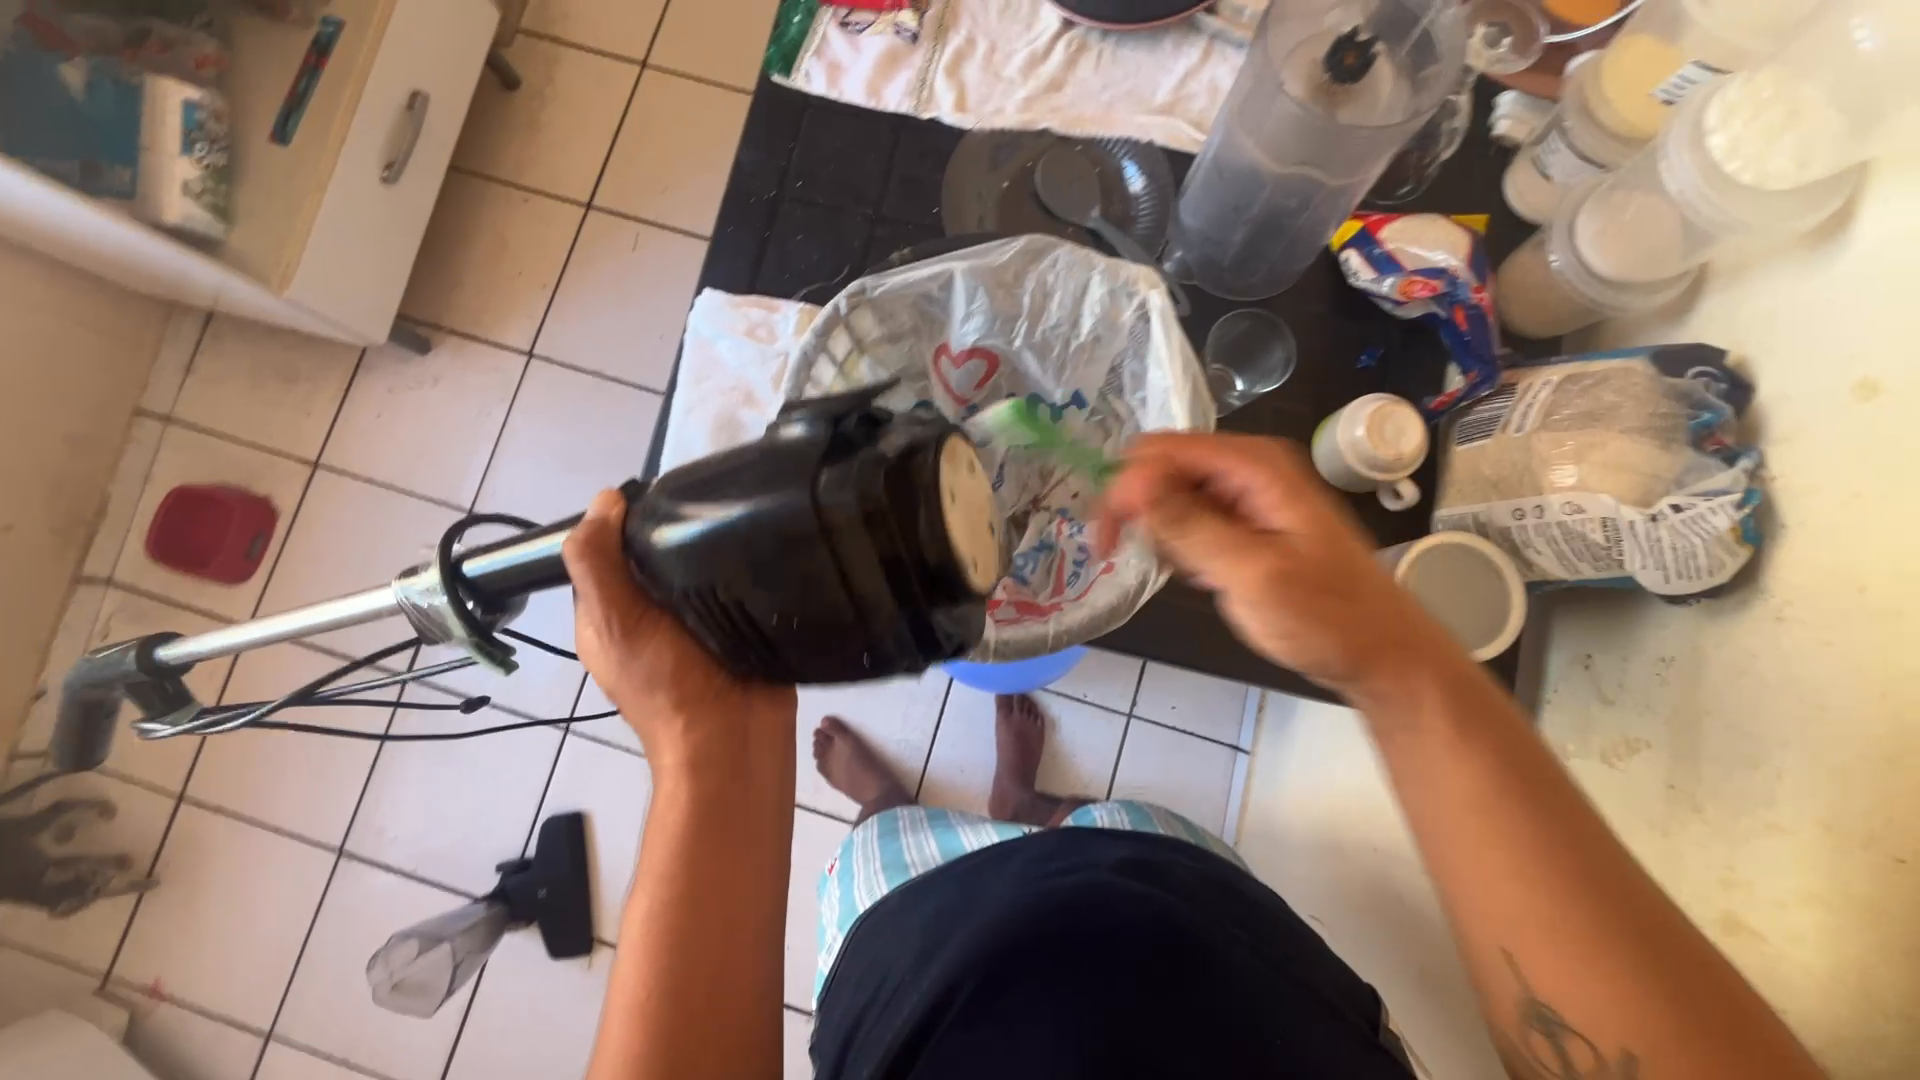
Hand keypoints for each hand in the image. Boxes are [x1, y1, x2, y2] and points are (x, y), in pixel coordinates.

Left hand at [563, 490, 795, 774]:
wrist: (735, 740)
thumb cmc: (668, 683)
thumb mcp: (614, 621)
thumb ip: (597, 562)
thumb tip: (606, 498)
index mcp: (609, 615)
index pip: (608, 552)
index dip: (625, 522)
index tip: (660, 497)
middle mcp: (648, 617)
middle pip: (655, 557)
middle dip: (675, 530)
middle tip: (707, 504)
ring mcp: (695, 625)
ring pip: (698, 569)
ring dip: (714, 547)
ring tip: (738, 518)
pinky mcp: (737, 627)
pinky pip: (736, 586)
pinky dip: (743, 569)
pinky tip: (759, 549)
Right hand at [1098, 434, 1463, 699]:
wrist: (1380, 653)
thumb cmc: (1326, 617)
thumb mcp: (1254, 573)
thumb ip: (1191, 526)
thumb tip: (1131, 485)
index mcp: (1254, 466)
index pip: (1163, 451)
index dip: (1127, 487)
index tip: (1106, 539)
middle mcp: (1248, 470)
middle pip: (1162, 468)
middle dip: (1134, 507)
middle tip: (1112, 555)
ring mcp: (1247, 498)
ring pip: (1171, 496)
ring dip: (1156, 531)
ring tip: (1176, 573)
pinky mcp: (1244, 526)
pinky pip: (1190, 521)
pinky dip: (1179, 547)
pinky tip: (1194, 576)